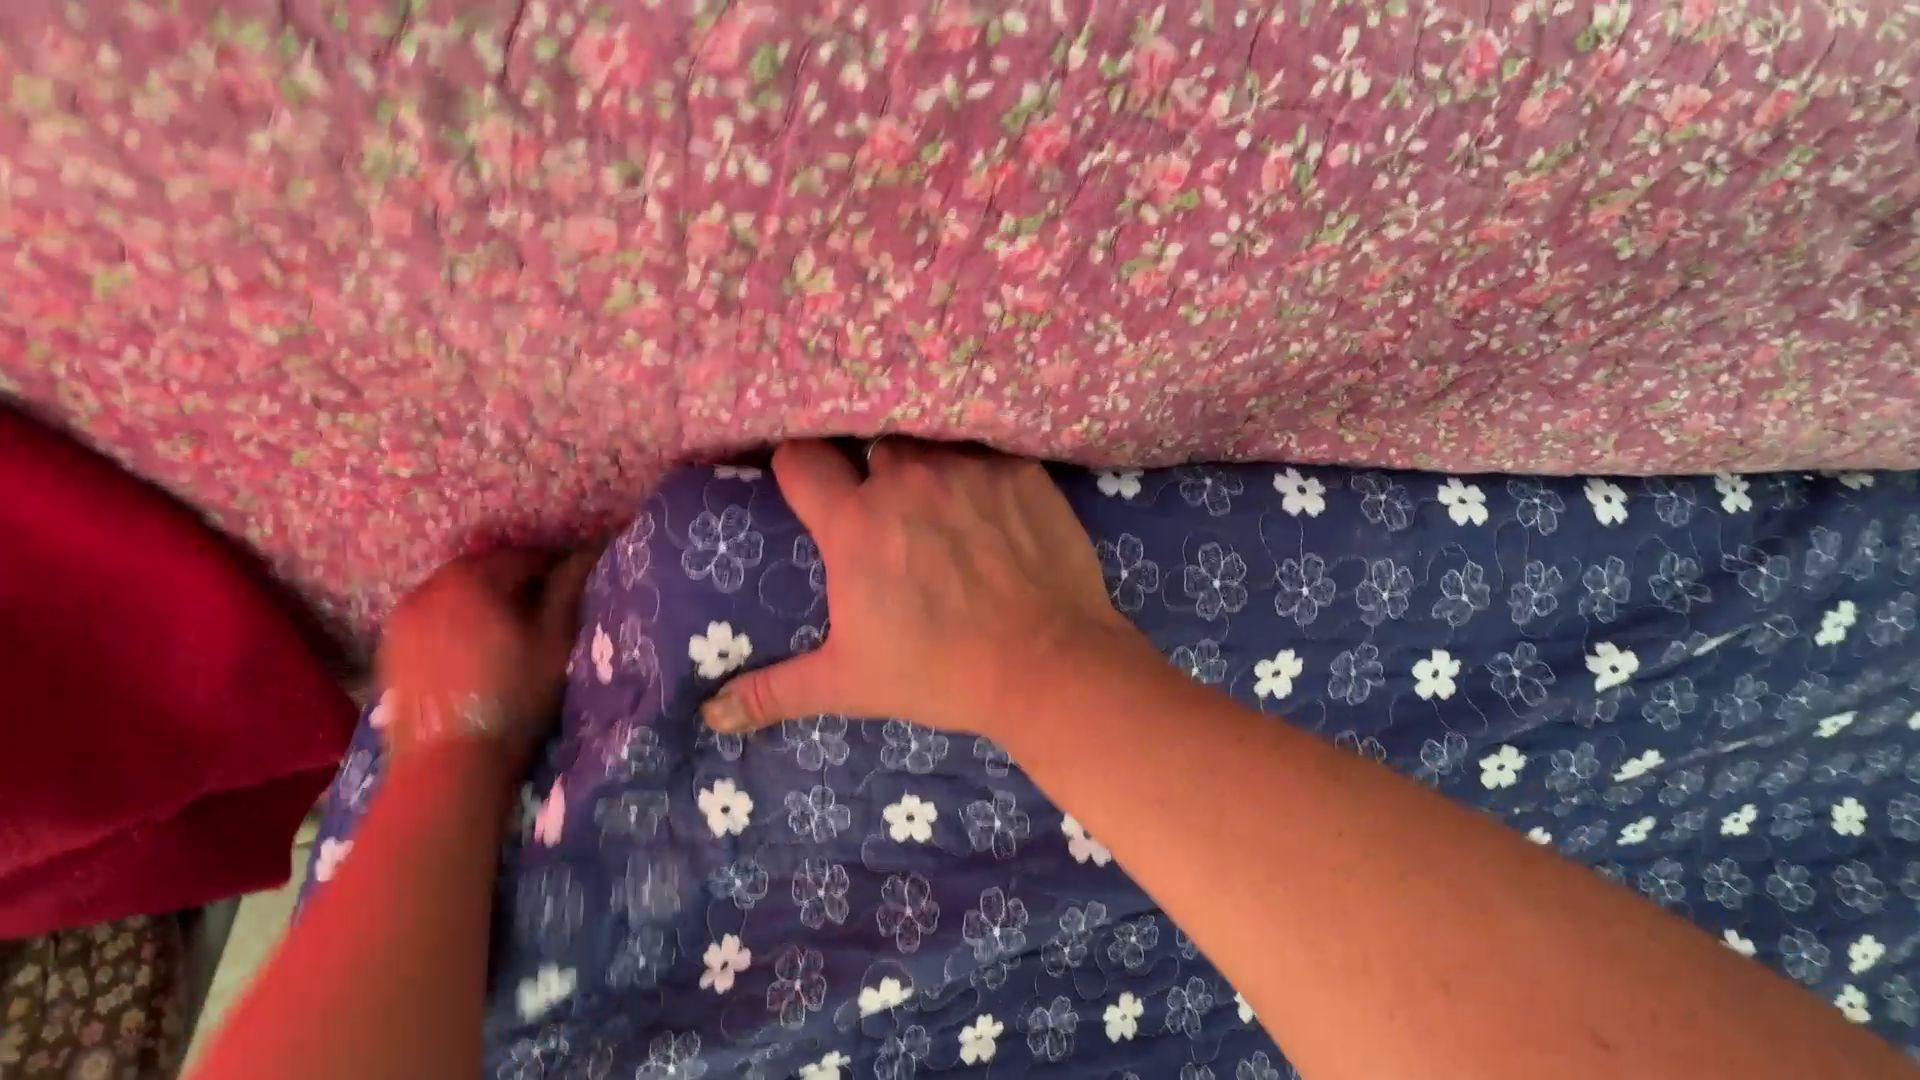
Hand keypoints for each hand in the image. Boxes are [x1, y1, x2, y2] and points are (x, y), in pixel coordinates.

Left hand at [376, 546, 597, 775]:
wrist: (450, 762)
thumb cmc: (514, 696)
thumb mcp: (554, 641)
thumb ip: (568, 591)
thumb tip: (589, 552)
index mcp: (472, 579)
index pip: (522, 556)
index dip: (552, 568)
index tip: (570, 589)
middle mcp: (429, 588)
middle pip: (482, 570)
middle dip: (513, 580)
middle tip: (541, 609)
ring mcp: (403, 618)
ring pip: (452, 593)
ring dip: (482, 600)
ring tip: (508, 630)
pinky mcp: (390, 647)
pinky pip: (430, 618)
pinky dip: (454, 622)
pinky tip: (474, 650)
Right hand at [703, 440, 1145, 736]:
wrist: (1047, 665)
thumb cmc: (941, 672)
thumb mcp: (850, 683)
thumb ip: (775, 690)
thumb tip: (713, 715)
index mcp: (855, 523)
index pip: (799, 459)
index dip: (802, 473)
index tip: (814, 493)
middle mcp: (905, 480)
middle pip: (871, 446)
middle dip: (874, 474)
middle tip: (892, 514)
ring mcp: (966, 468)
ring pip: (930, 444)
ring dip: (928, 469)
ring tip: (945, 508)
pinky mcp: (1018, 469)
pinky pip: (986, 451)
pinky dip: (983, 473)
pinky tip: (996, 509)